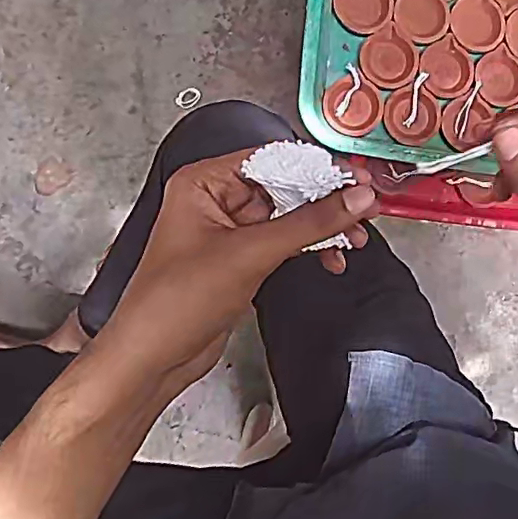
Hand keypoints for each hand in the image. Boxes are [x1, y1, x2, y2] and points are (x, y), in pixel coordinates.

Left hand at [96, 151, 377, 391]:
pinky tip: (331, 258)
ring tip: (355, 236)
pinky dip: (311, 247)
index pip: (274, 159)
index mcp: (205, 182)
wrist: (153, 359)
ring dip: (324, 226)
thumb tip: (353, 198)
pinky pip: (287, 240)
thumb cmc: (172, 303)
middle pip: (287, 186)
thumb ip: (309, 223)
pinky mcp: (243, 257)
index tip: (356, 178)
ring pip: (291, 215)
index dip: (319, 168)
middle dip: (327, 201)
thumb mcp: (251, 253)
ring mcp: (231, 230)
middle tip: (364, 207)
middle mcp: (216, 200)